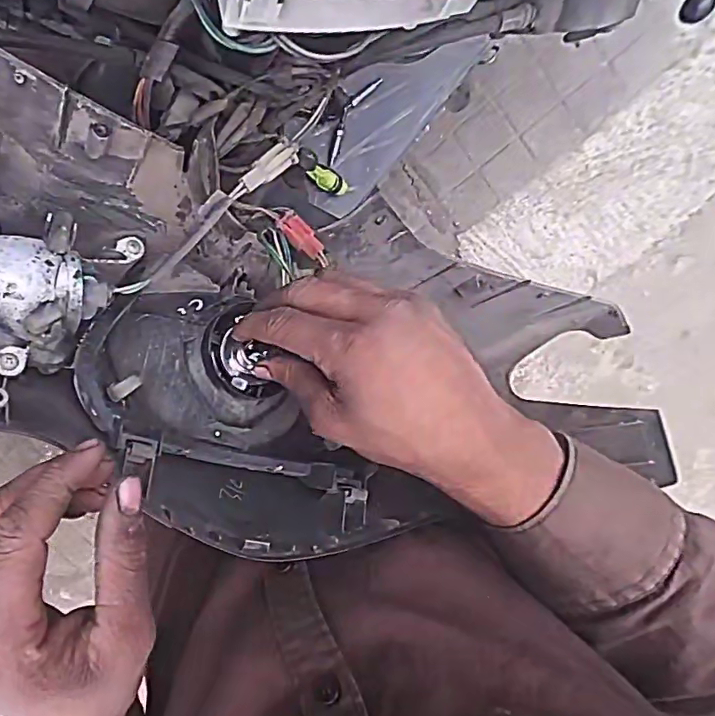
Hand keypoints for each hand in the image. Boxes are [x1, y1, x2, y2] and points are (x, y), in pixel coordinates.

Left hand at [0, 441, 152, 715]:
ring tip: (90, 484)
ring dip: (40, 491)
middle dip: (50, 479)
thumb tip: (127, 491)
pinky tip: (64, 506)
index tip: (95, 458)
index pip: (15, 536)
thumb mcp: (129, 631)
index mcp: (0, 642)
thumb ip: (124, 558)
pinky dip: (28, 511)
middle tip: (99, 466)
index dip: (56, 484)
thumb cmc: (99, 697)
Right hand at [234, 274, 564, 526]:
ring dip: (307, 291)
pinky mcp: (417, 303)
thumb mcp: (337, 421)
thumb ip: (298, 383)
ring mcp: (401, 303)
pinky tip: (332, 314)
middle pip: (307, 288)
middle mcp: (377, 313)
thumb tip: (273, 363)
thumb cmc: (409, 437)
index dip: (256, 326)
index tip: (244, 333)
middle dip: (276, 301)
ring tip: (293, 314)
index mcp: (352, 347)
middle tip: (262, 320)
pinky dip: (339, 293)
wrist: (469, 433)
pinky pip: (366, 285)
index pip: (287, 322)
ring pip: (337, 278)